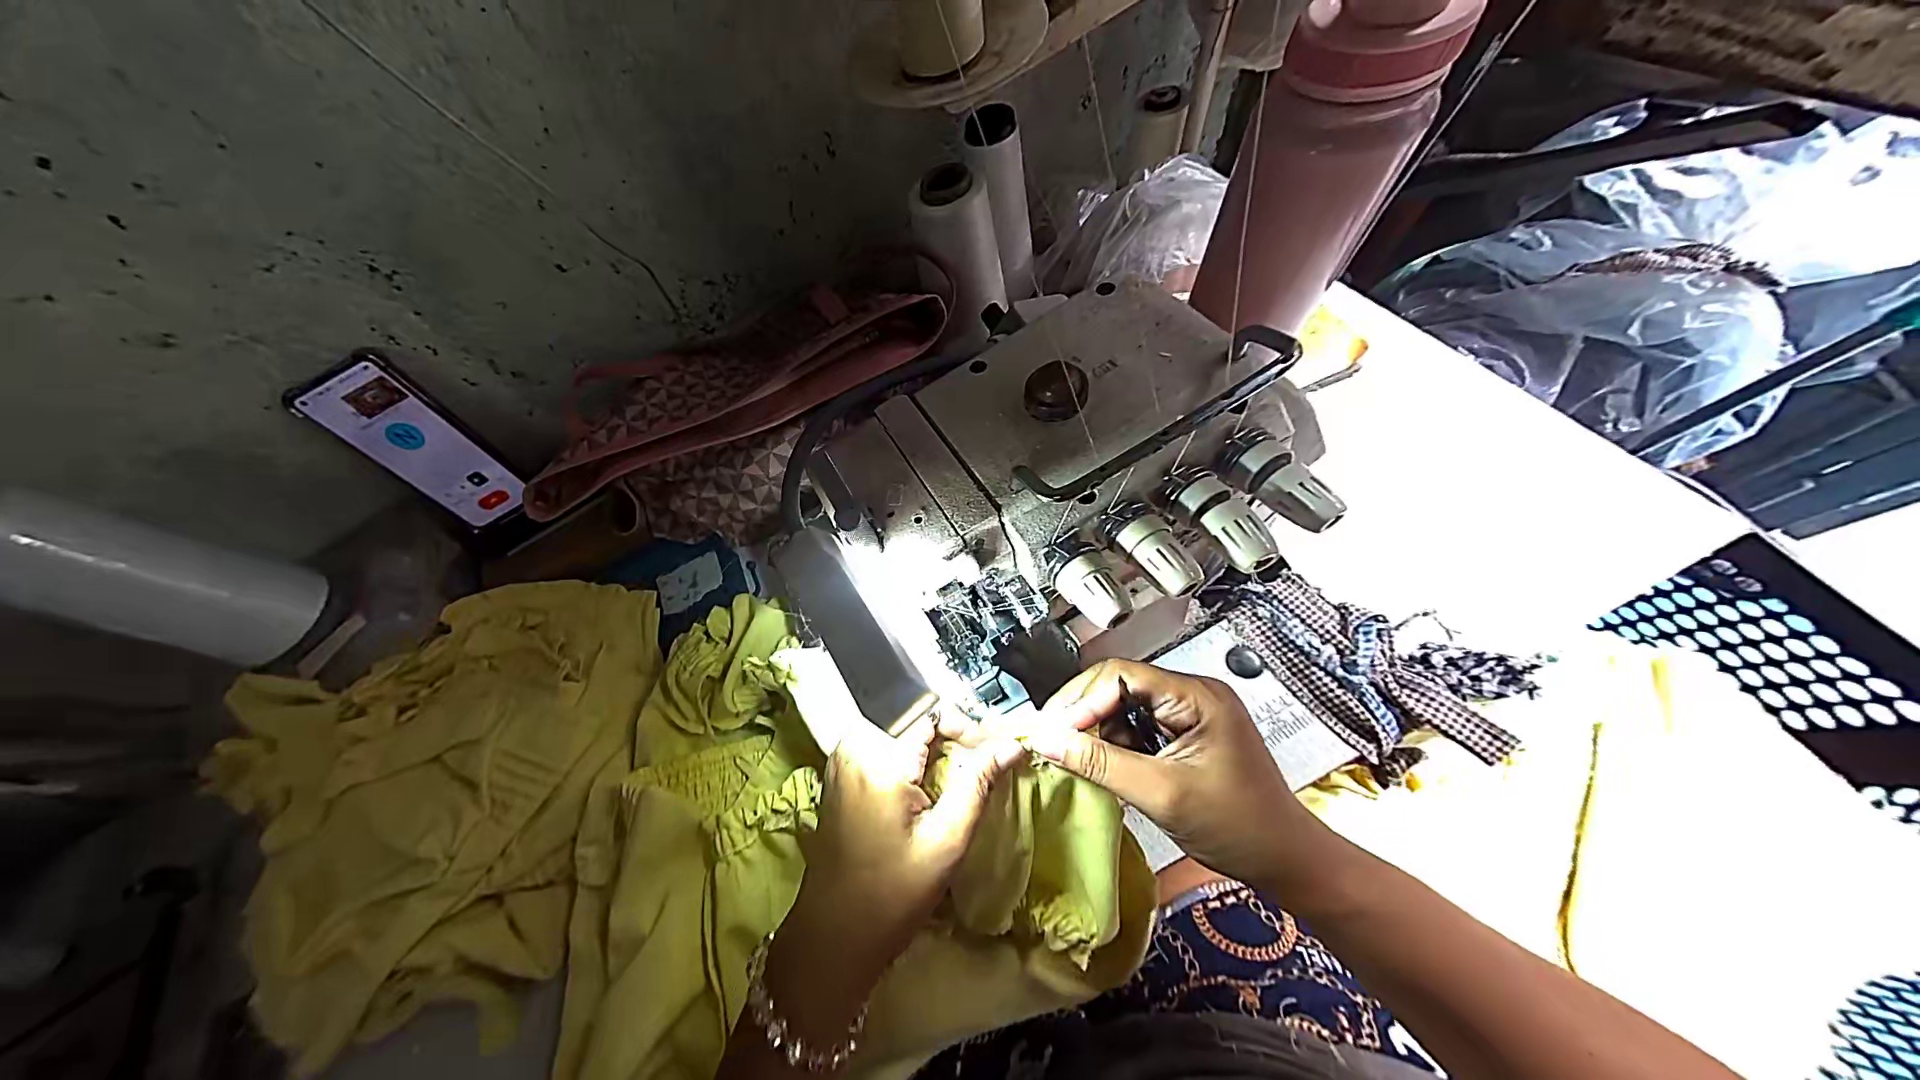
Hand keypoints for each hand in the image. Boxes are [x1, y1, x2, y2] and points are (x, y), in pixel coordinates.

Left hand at [777, 713, 1024, 985]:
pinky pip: (886, 748)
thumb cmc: (892, 895)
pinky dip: (913, 760)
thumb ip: (978, 783)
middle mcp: (853, 747)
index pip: (935, 715)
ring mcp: (842, 759)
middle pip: (918, 719)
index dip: (971, 730)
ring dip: (936, 750)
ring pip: (904, 732)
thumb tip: (1011, 745)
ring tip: (964, 780)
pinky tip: (931, 790)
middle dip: (955, 740)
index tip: (996, 753)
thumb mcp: (946, 840)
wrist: (834, 934)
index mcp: (879, 759)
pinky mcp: (841, 773)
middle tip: (986, 767)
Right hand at [1025, 659, 1328, 887]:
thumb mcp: (1162, 793)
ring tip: (1079, 759)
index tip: (1057, 732)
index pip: (1121, 675)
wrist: (1285, 859)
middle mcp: (1192, 695)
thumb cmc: (1242, 826)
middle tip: (1056, 743)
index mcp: (1196, 695)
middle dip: (1084, 714)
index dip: (1083, 701)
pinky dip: (1114, 746)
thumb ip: (1101, 763)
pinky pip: (1134, 729)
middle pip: (1117, 686)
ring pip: (1122, 708)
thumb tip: (1051, 741)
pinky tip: (1104, 766)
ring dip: (1097, 732)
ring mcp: (1187, 715)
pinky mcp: (1182, 736)